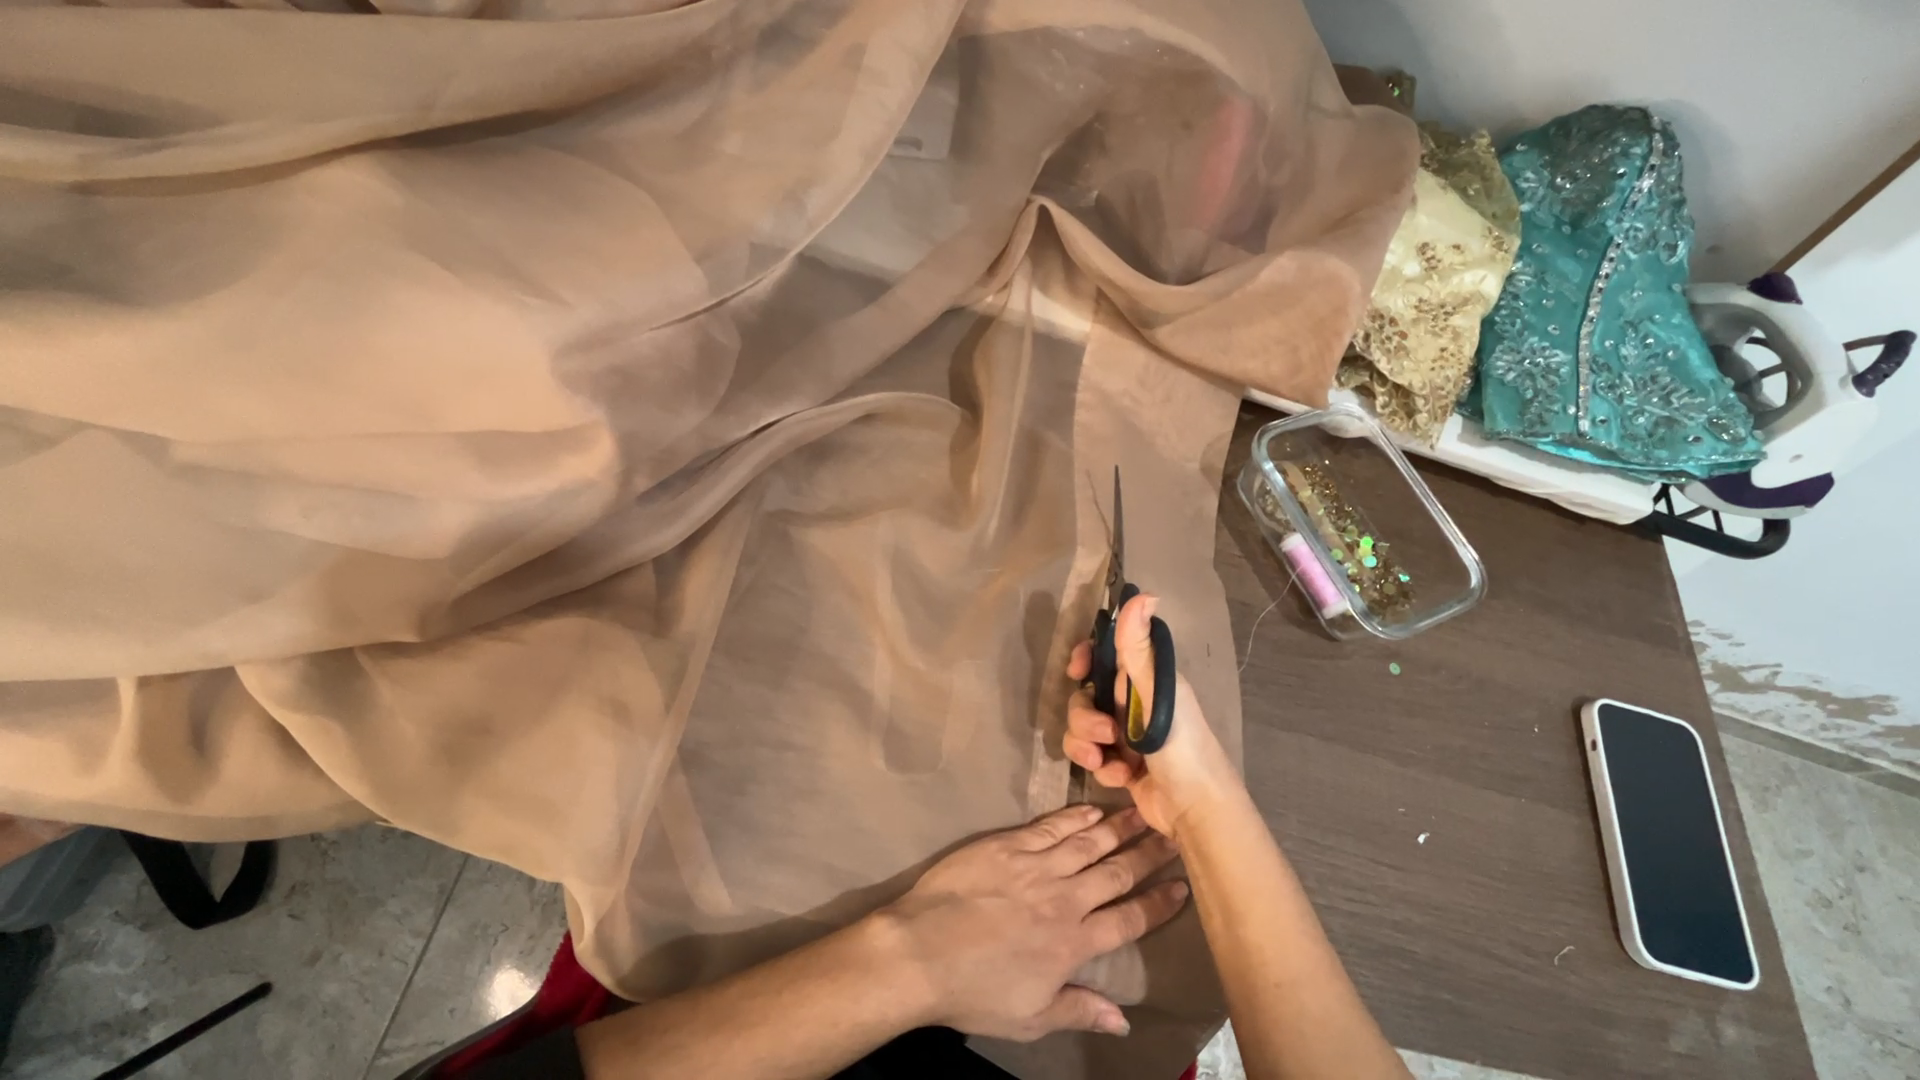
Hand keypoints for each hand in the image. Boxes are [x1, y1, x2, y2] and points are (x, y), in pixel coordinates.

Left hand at [876, 805, 1186, 1041]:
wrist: (919, 951)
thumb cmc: (972, 991)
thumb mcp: (1029, 1018)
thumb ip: (1078, 1009)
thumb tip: (1123, 1020)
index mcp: (1072, 944)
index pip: (1128, 919)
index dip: (1158, 903)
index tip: (1183, 887)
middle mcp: (1062, 900)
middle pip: (1116, 872)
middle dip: (1148, 854)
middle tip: (1175, 834)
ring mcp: (1035, 867)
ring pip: (1088, 843)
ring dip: (1118, 827)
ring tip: (1143, 811)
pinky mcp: (1007, 845)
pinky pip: (1049, 827)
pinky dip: (1074, 817)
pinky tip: (1092, 809)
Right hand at [1064, 593, 1236, 839]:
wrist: (1194, 808)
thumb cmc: (1181, 743)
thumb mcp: (1158, 691)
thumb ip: (1140, 647)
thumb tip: (1144, 592)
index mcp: (1146, 678)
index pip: (1106, 653)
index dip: (1085, 659)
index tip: (1076, 671)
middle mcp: (1133, 702)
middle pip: (1084, 697)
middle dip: (1084, 718)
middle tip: (1105, 733)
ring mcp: (1125, 735)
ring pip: (1081, 730)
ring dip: (1086, 746)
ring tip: (1106, 762)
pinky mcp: (1119, 765)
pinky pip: (1092, 758)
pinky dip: (1103, 769)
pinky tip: (1122, 779)